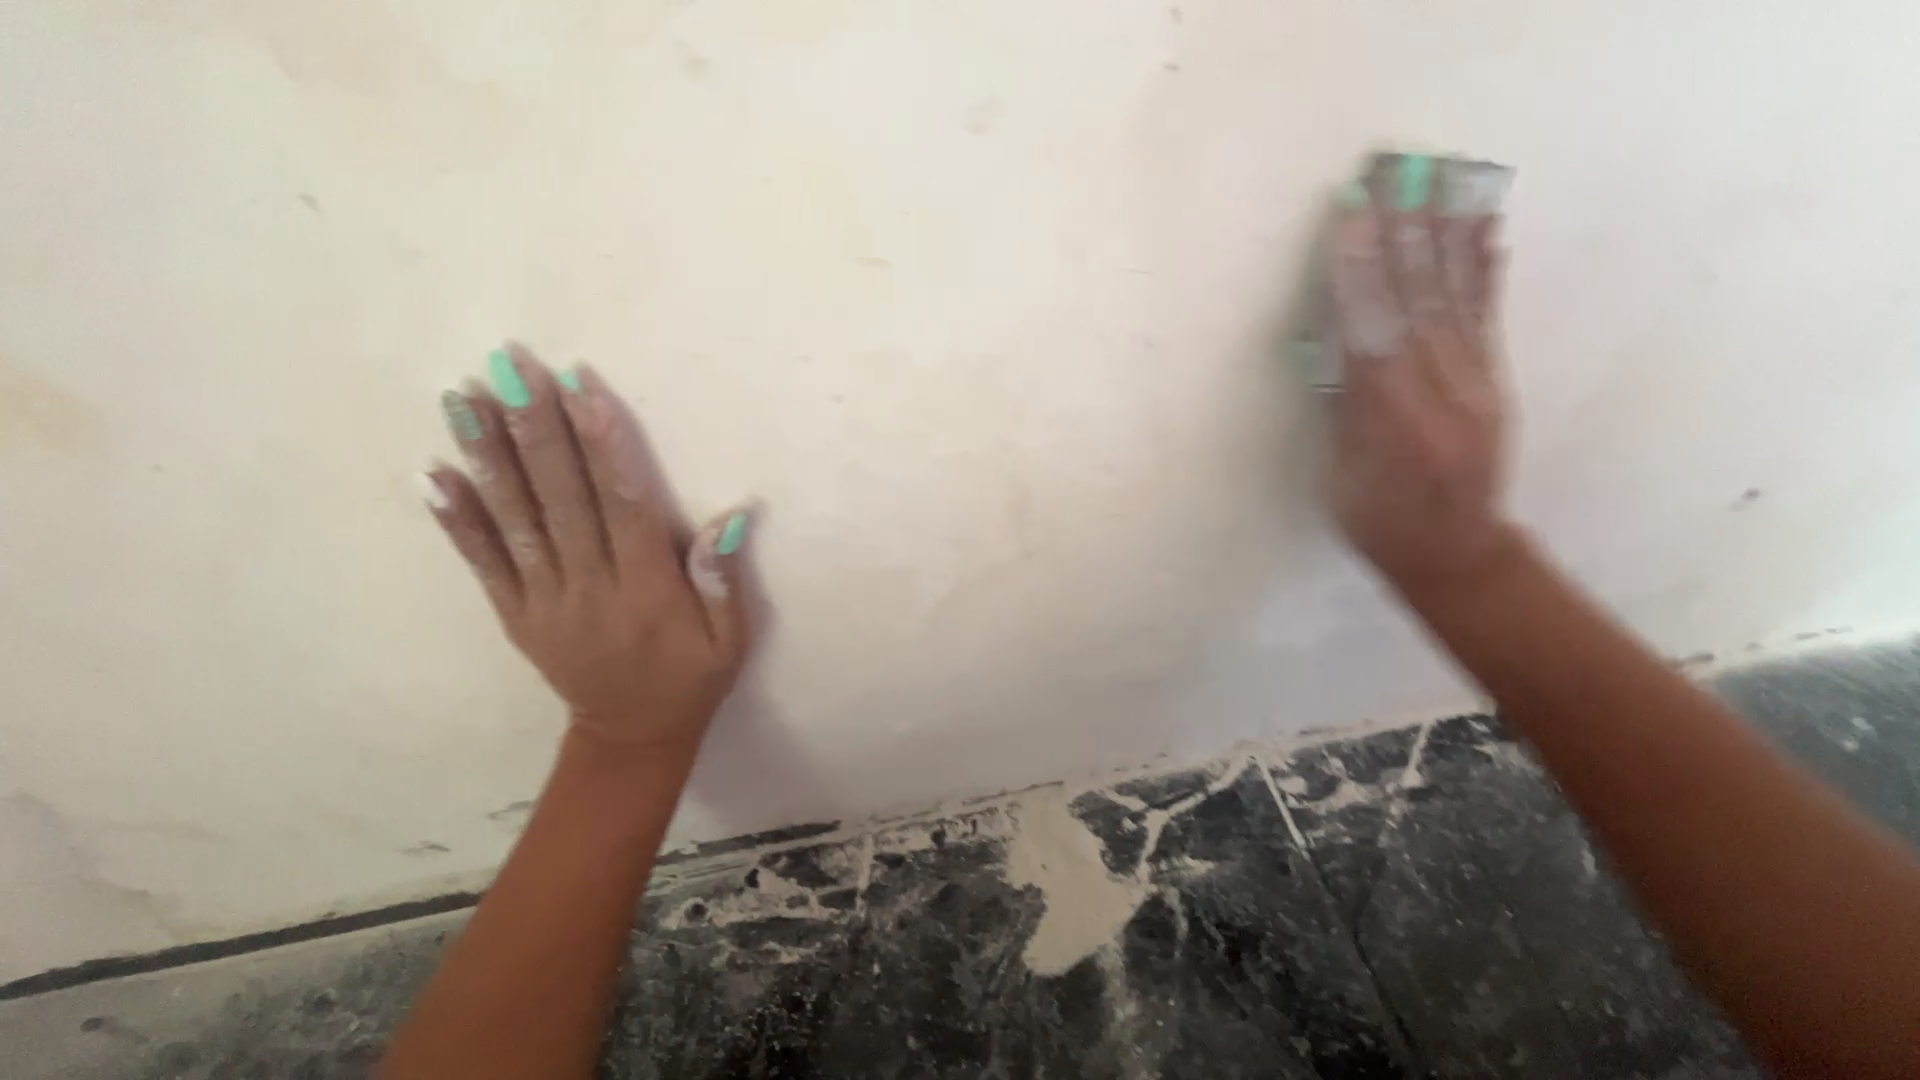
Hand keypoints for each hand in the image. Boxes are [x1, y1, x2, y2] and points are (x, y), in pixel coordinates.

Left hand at [420, 345, 753, 751]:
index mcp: (646, 589)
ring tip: (465, 398)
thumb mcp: (730, 638)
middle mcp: (589, 588)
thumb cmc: (691, 677)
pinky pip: (485, 564)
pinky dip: (459, 519)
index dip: (602, 444)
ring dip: (489, 456)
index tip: (579, 387)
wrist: (632, 735)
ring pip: (517, 520)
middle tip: (511, 367)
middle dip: (536, 428)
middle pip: (561, 499)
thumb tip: (731, 515)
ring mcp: (545, 601)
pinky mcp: (517, 615)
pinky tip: (434, 473)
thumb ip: (724, 579)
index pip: (623, 504)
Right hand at [1325, 180, 1516, 592]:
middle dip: (1402, 233)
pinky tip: (1484, 227)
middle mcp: (1441, 391)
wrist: (1457, 553)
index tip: (1350, 216)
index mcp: (1393, 420)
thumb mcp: (1340, 478)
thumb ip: (1343, 409)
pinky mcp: (1494, 380)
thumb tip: (1340, 345)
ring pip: (1455, 297)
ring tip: (1440, 180)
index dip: (1358, 270)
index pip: (1372, 329)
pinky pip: (1488, 315)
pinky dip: (1484, 268)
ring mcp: (1475, 382)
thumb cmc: (1378, 523)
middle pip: (1417, 299)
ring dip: (1443, 233)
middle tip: (1395, 174)